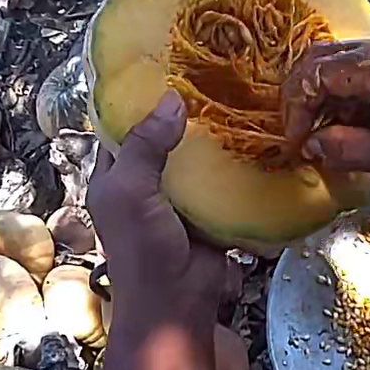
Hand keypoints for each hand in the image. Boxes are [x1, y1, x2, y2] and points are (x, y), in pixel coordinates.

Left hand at [91, 90, 230, 318]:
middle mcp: (145, 182)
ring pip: (195, 158)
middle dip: (182, 114)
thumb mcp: (130, 192)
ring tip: (237, 98)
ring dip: (212, 137)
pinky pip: (220, 180)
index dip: (140, 99)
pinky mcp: (208, 211)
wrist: (178, 301)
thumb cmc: (143, 249)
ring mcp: (178, 197)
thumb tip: (171, 98)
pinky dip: (233, 164)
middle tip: (212, 79)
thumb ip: (144, 146)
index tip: (167, 68)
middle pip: (163, 138)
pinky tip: (253, 138)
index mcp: (116, 175)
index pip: (123, 126)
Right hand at [280, 38, 369, 185]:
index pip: (315, 74)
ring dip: (329, 104)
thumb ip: (343, 149)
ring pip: (345, 71)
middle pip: (324, 63)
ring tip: (331, 141)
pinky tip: (358, 133)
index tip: (296, 145)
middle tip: (303, 138)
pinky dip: (353, 104)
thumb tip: (310, 146)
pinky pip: (368, 80)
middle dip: (306, 101)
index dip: (296, 110)